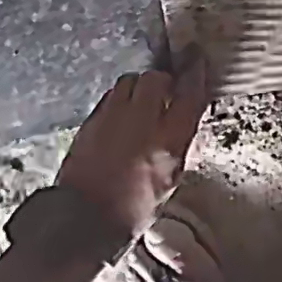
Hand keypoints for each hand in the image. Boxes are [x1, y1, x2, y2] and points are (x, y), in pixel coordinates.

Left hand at [55, 57, 209, 238]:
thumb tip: (184, 121)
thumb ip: (179, 144)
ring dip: (140, 87)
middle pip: (156, 79)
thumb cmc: (135, 207)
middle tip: (167, 91)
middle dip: (163, 80)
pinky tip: (122, 116)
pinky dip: (120, 100)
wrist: (85, 220)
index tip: (197, 61)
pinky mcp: (90, 122)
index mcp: (168, 140)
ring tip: (143, 102)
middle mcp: (141, 122)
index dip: (195, 74)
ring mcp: (111, 119)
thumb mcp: (171, 177)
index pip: (188, 94)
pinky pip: (110, 97)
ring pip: (130, 82)